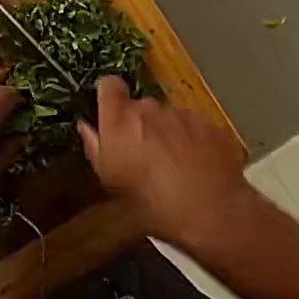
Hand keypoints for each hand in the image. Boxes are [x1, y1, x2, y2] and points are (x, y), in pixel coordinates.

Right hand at [78, 76, 255, 251]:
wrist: (212, 213)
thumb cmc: (153, 205)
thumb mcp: (112, 184)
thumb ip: (95, 148)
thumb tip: (87, 128)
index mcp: (120, 121)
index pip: (108, 85)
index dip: (110, 95)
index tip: (111, 112)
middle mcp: (150, 109)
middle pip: (140, 107)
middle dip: (140, 126)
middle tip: (144, 156)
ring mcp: (182, 115)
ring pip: (168, 118)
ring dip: (167, 134)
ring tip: (174, 167)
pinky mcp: (209, 124)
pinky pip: (193, 127)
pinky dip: (192, 141)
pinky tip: (196, 168)